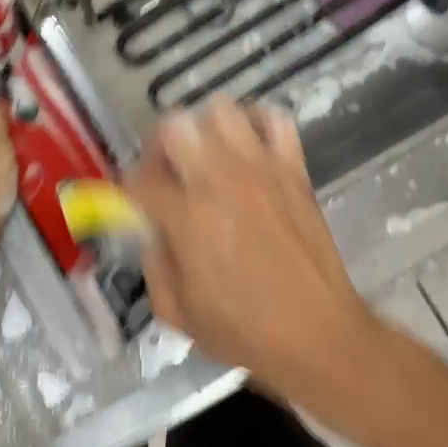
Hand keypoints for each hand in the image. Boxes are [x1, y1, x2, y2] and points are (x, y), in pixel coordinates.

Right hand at [121, 98, 377, 395]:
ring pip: (221, 110)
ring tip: (208, 157)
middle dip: (160, 146)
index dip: (128, 188)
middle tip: (167, 172)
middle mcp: (219, 180)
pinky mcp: (293, 170)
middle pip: (174, 126)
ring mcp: (260, 169)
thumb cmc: (244, 331)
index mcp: (185, 216)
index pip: (138, 176)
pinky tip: (249, 150)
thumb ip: (153, 263)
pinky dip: (256, 124)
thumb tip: (152, 231)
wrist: (318, 336)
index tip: (135, 203)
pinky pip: (274, 120)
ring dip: (206, 129)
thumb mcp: (176, 312)